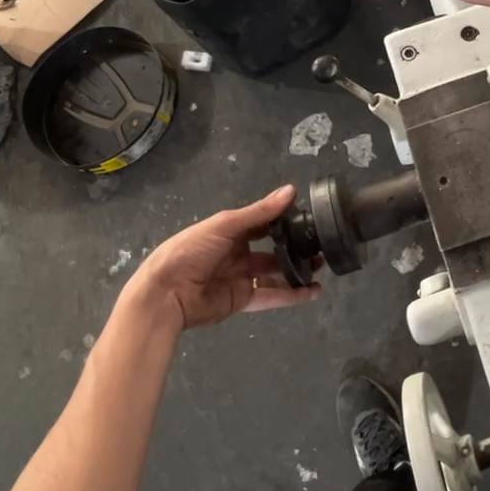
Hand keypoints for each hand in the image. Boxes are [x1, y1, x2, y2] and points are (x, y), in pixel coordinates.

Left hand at [127, 186, 320, 332]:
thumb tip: (291, 191)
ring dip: (296, 271)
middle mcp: (238, 252)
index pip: (263, 223)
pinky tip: (312, 290)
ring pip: (275, 274)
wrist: (166, 293)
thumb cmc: (191, 250)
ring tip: (322, 267)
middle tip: (319, 245)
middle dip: (294, 248)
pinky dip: (291, 295)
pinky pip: (271, 296)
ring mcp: (241, 277)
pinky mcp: (242, 299)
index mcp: (231, 230)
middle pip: (271, 250)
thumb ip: (260, 212)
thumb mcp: (225, 225)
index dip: (283, 221)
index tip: (307, 219)